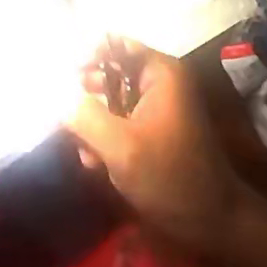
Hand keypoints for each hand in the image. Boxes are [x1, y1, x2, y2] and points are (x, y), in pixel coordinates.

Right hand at [67, 41, 252, 253]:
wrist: (211, 222)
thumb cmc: (169, 177)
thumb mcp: (120, 146)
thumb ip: (83, 115)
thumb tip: (55, 95)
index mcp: (160, 73)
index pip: (114, 44)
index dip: (86, 58)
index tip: (65, 84)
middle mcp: (160, 82)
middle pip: (109, 72)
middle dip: (86, 97)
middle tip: (69, 122)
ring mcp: (157, 107)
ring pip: (110, 101)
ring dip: (92, 123)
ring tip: (86, 152)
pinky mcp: (153, 130)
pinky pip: (119, 121)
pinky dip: (105, 138)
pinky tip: (96, 163)